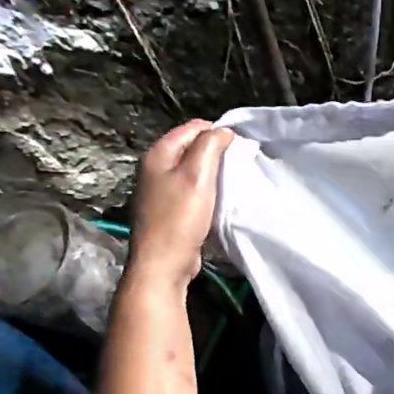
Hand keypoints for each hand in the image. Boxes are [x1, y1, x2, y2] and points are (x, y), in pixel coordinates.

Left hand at [127, 120, 233, 288]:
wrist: (163, 264)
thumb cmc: (180, 218)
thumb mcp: (198, 176)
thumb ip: (210, 147)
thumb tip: (223, 131)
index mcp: (158, 154)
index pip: (191, 128)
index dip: (216, 131)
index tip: (240, 144)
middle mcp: (154, 169)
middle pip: (189, 148)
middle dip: (214, 150)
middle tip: (238, 162)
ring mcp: (159, 191)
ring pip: (190, 170)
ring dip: (211, 172)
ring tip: (232, 179)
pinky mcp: (167, 210)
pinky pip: (190, 190)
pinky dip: (205, 190)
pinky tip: (218, 199)